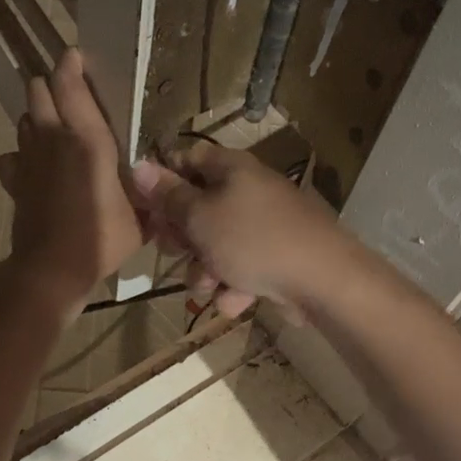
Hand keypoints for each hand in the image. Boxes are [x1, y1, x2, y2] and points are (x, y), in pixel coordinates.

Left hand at [0, 50, 143, 309]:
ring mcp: (28, 158)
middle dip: (49, 86)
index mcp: (89, 140)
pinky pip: (12, 155)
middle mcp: (54, 139)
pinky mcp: (15, 181)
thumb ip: (146, 196)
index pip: (70, 85)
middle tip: (68, 94)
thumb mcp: (139, 220)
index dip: (70, 65)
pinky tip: (34, 166)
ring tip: (55, 129)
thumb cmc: (101, 241)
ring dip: (36, 117)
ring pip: (24, 119)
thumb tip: (158, 189)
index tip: (76, 57)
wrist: (53, 269)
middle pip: (37, 90)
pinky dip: (21, 155)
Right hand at [131, 140, 353, 319]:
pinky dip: (236, 286)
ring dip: (206, 271)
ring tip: (208, 288)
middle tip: (174, 253)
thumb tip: (138, 165)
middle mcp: (249, 191)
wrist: (321, 279)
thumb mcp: (200, 217)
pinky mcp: (279, 259)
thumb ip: (169, 196)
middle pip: (200, 209)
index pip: (186, 160)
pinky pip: (244, 269)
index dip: (163, 182)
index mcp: (231, 169)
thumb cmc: (252, 240)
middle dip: (184, 238)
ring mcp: (266, 226)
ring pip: (219, 246)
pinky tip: (238, 300)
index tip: (148, 210)